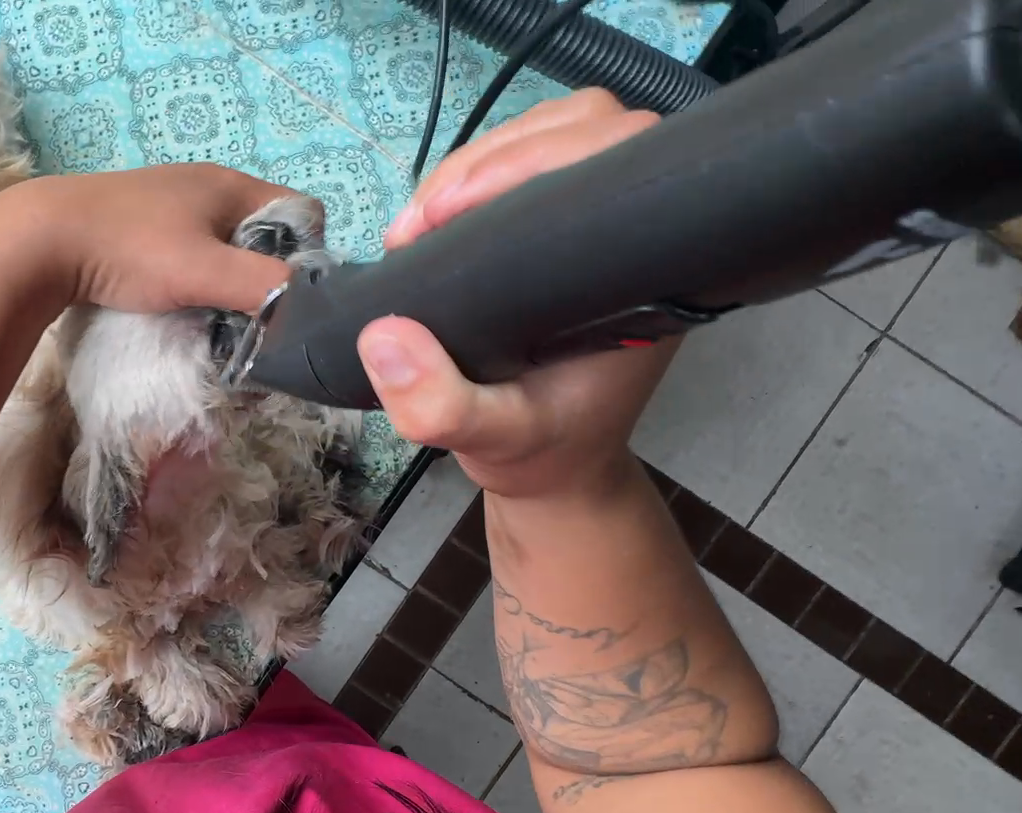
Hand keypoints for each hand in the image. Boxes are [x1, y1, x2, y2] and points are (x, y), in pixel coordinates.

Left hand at [0, 164, 297, 314]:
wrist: (42, 242)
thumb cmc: (130, 249)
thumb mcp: (205, 271)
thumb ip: (263, 289)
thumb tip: (306, 312)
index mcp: (231, 185)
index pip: (302, 214)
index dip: (307, 258)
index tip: (289, 303)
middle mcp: (206, 189)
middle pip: (262, 238)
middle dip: (264, 281)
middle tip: (252, 324)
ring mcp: (170, 210)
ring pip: (223, 253)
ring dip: (226, 290)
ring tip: (215, 325)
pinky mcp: (140, 233)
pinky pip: (188, 261)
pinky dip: (194, 287)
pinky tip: (178, 311)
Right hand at [362, 89, 673, 499]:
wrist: (552, 470)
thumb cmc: (537, 452)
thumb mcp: (487, 441)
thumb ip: (439, 406)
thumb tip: (381, 335)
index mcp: (640, 268)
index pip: (610, 161)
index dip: (526, 161)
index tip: (443, 212)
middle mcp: (631, 236)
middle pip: (579, 133)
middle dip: (485, 162)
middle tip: (416, 224)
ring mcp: (598, 234)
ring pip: (551, 143)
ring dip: (474, 168)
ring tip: (418, 223)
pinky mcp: (562, 242)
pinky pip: (527, 178)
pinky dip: (473, 184)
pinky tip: (436, 222)